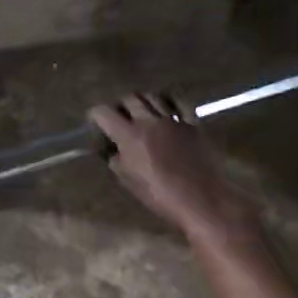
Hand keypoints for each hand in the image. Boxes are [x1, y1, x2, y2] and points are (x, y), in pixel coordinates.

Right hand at [90, 93, 234, 233]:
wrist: (201, 200)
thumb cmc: (159, 195)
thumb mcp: (127, 180)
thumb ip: (116, 159)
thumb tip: (113, 150)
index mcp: (129, 135)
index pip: (103, 112)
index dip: (96, 116)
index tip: (97, 125)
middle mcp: (148, 121)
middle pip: (129, 98)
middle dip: (120, 106)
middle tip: (120, 119)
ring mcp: (173, 120)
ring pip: (153, 97)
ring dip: (143, 102)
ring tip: (142, 113)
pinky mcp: (192, 123)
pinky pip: (179, 102)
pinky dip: (169, 101)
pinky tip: (166, 108)